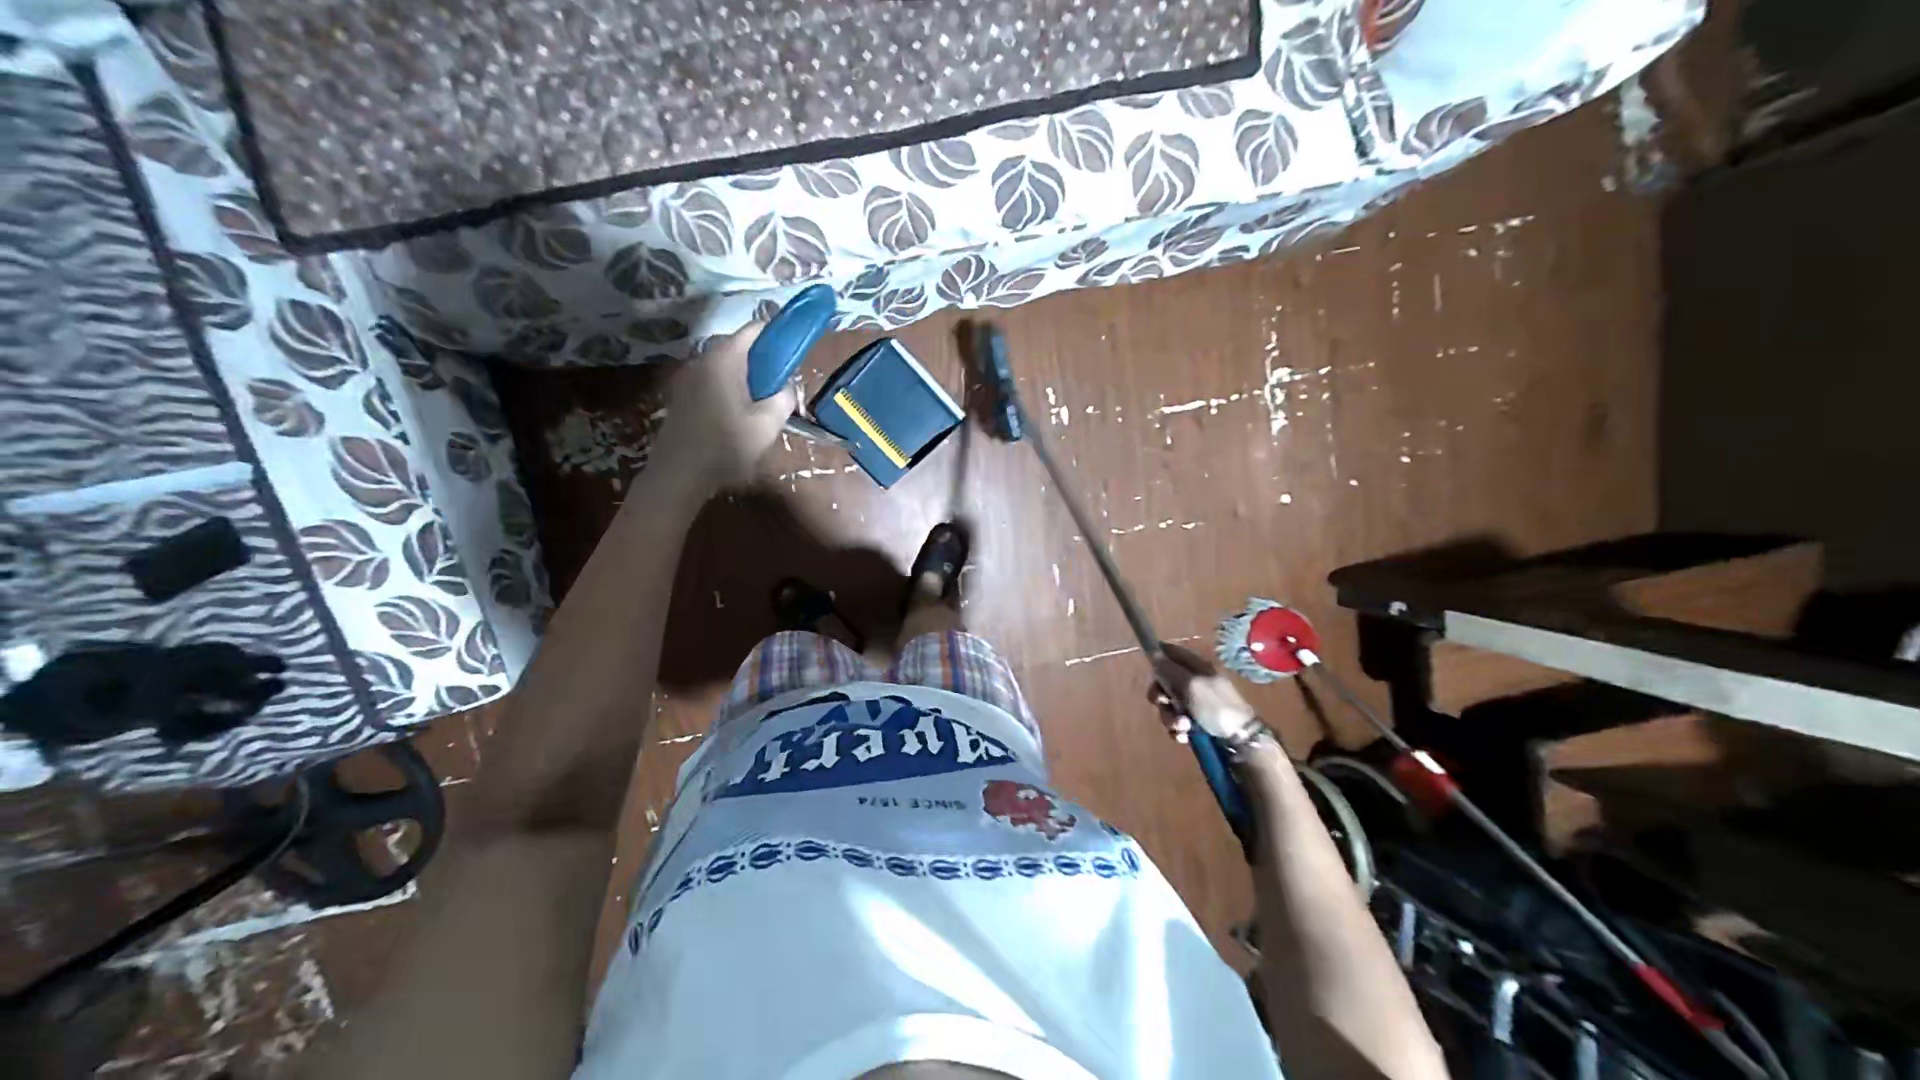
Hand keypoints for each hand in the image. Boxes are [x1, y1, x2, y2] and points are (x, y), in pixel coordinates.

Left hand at [650, 324, 799, 492]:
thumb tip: (786, 385)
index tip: (796, 352)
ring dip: (749, 376)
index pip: (756, 329)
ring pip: (728, 365)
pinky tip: (742, 412)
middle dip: (765, 359)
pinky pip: (716, 379)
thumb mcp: (766, 426)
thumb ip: (783, 398)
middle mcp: (704, 359)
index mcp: (725, 359)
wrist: (678, 475)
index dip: (779, 335)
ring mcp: (691, 376)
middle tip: (783, 383)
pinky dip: (733, 387)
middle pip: (741, 346)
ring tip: (765, 400)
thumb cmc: (725, 447)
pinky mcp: (685, 394)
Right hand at [1148, 642, 1260, 744]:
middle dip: (1160, 697)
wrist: (1241, 740)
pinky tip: (1184, 736)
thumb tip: (1153, 653)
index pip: (1171, 652)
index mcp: (1196, 667)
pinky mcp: (1196, 722)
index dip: (1157, 659)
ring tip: (1182, 727)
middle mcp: (1194, 682)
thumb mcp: (1191, 685)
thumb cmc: (1216, 707)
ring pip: (1168, 705)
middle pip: (1164, 682)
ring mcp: (1195, 702)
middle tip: (1164, 704)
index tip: (1152, 673)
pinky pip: (1176, 722)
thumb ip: (1169, 669)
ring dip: (1170, 718)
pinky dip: (1178, 730)